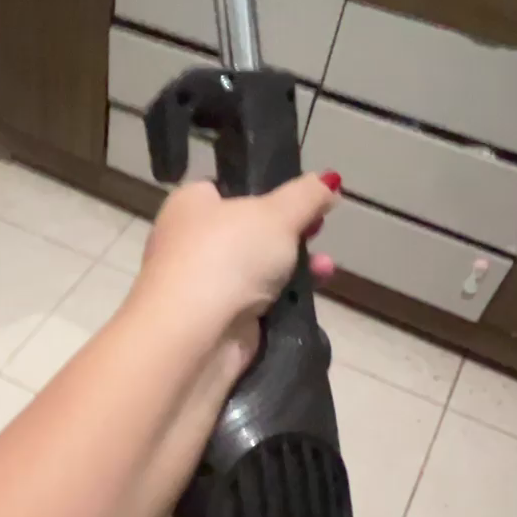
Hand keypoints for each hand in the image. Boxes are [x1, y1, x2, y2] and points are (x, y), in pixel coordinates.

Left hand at [128, 173, 340, 359]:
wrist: (193, 335)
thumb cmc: (226, 256)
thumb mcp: (277, 213)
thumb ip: (306, 195)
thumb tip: (327, 181)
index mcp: (189, 205)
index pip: (227, 190)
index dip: (267, 192)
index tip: (302, 200)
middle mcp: (189, 243)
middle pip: (249, 233)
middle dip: (289, 235)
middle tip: (317, 233)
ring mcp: (202, 286)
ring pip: (257, 271)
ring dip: (294, 269)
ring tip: (324, 269)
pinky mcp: (216, 322)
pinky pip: (257, 305)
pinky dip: (282, 301)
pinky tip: (308, 297)